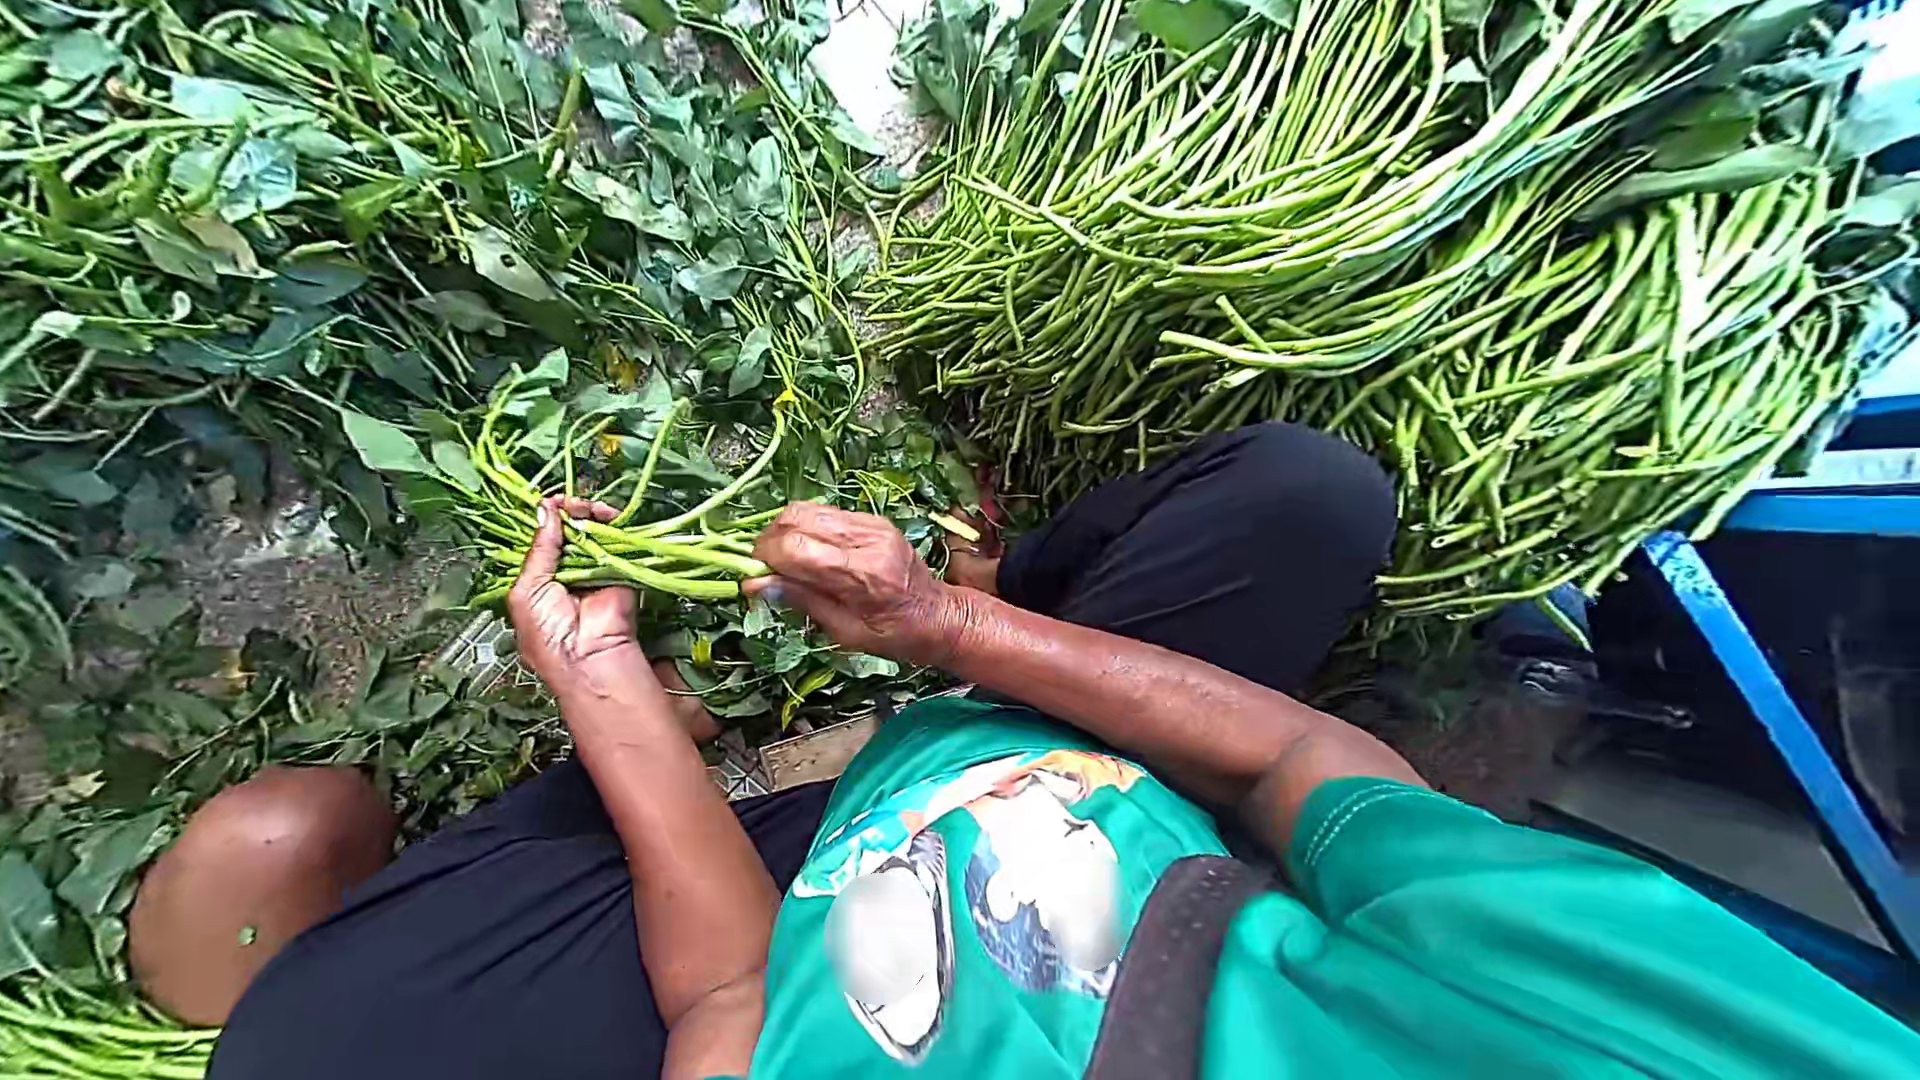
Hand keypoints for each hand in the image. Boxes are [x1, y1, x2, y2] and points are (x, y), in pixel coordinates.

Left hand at [508, 495, 658, 703]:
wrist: (589, 654)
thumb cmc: (548, 632)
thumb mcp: (527, 588)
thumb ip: (540, 549)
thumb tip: (545, 510)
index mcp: (544, 577)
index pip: (548, 538)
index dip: (550, 518)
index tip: (552, 503)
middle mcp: (573, 570)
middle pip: (575, 532)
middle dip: (573, 513)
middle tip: (573, 503)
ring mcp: (600, 569)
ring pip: (599, 534)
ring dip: (594, 517)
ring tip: (589, 508)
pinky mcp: (626, 570)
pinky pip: (622, 544)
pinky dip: (617, 527)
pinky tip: (608, 516)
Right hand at [745, 503, 973, 666]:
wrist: (938, 614)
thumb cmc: (895, 635)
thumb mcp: (845, 632)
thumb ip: (802, 601)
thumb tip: (753, 584)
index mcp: (863, 574)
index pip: (796, 548)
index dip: (765, 559)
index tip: (756, 578)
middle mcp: (867, 539)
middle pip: (796, 519)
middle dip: (769, 542)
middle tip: (767, 570)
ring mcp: (872, 524)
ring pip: (807, 509)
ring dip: (784, 531)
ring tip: (784, 561)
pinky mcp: (873, 518)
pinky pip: (825, 511)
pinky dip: (805, 527)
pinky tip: (808, 551)